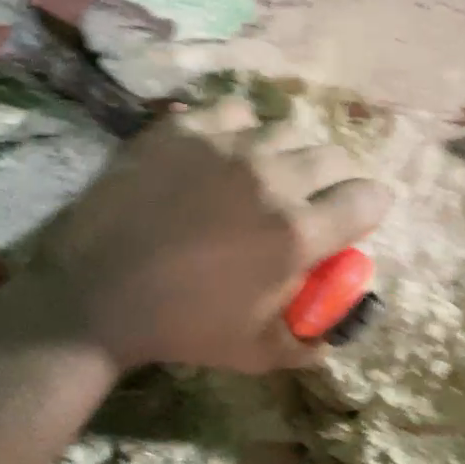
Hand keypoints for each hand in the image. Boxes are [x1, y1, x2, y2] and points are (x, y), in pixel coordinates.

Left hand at [33, 97, 390, 372]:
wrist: (96, 293)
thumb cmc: (179, 327)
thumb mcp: (255, 352)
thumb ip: (307, 340)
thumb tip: (333, 330)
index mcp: (296, 232)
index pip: (369, 198)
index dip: (366, 209)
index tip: (351, 217)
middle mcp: (271, 177)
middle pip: (331, 155)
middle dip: (331, 176)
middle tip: (307, 195)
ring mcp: (223, 145)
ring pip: (280, 128)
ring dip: (282, 150)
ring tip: (259, 170)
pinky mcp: (181, 129)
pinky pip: (228, 111)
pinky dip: (233, 128)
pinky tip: (217, 150)